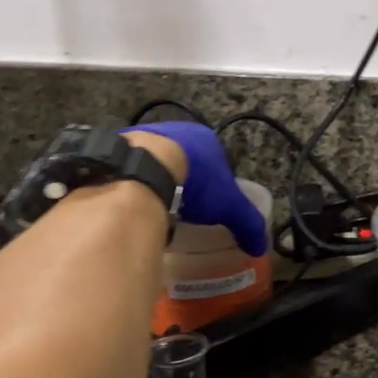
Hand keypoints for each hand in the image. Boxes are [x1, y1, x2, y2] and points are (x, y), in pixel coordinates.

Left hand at [122, 122, 267, 256]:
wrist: (144, 168)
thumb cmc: (194, 181)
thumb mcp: (229, 206)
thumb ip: (248, 224)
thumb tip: (260, 247)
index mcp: (206, 139)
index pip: (217, 160)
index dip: (216, 182)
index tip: (211, 203)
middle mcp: (176, 130)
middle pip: (184, 159)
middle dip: (185, 179)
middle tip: (183, 206)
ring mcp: (143, 135)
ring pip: (156, 161)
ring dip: (157, 179)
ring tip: (157, 205)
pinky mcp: (117, 145)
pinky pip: (130, 167)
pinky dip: (134, 182)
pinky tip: (134, 200)